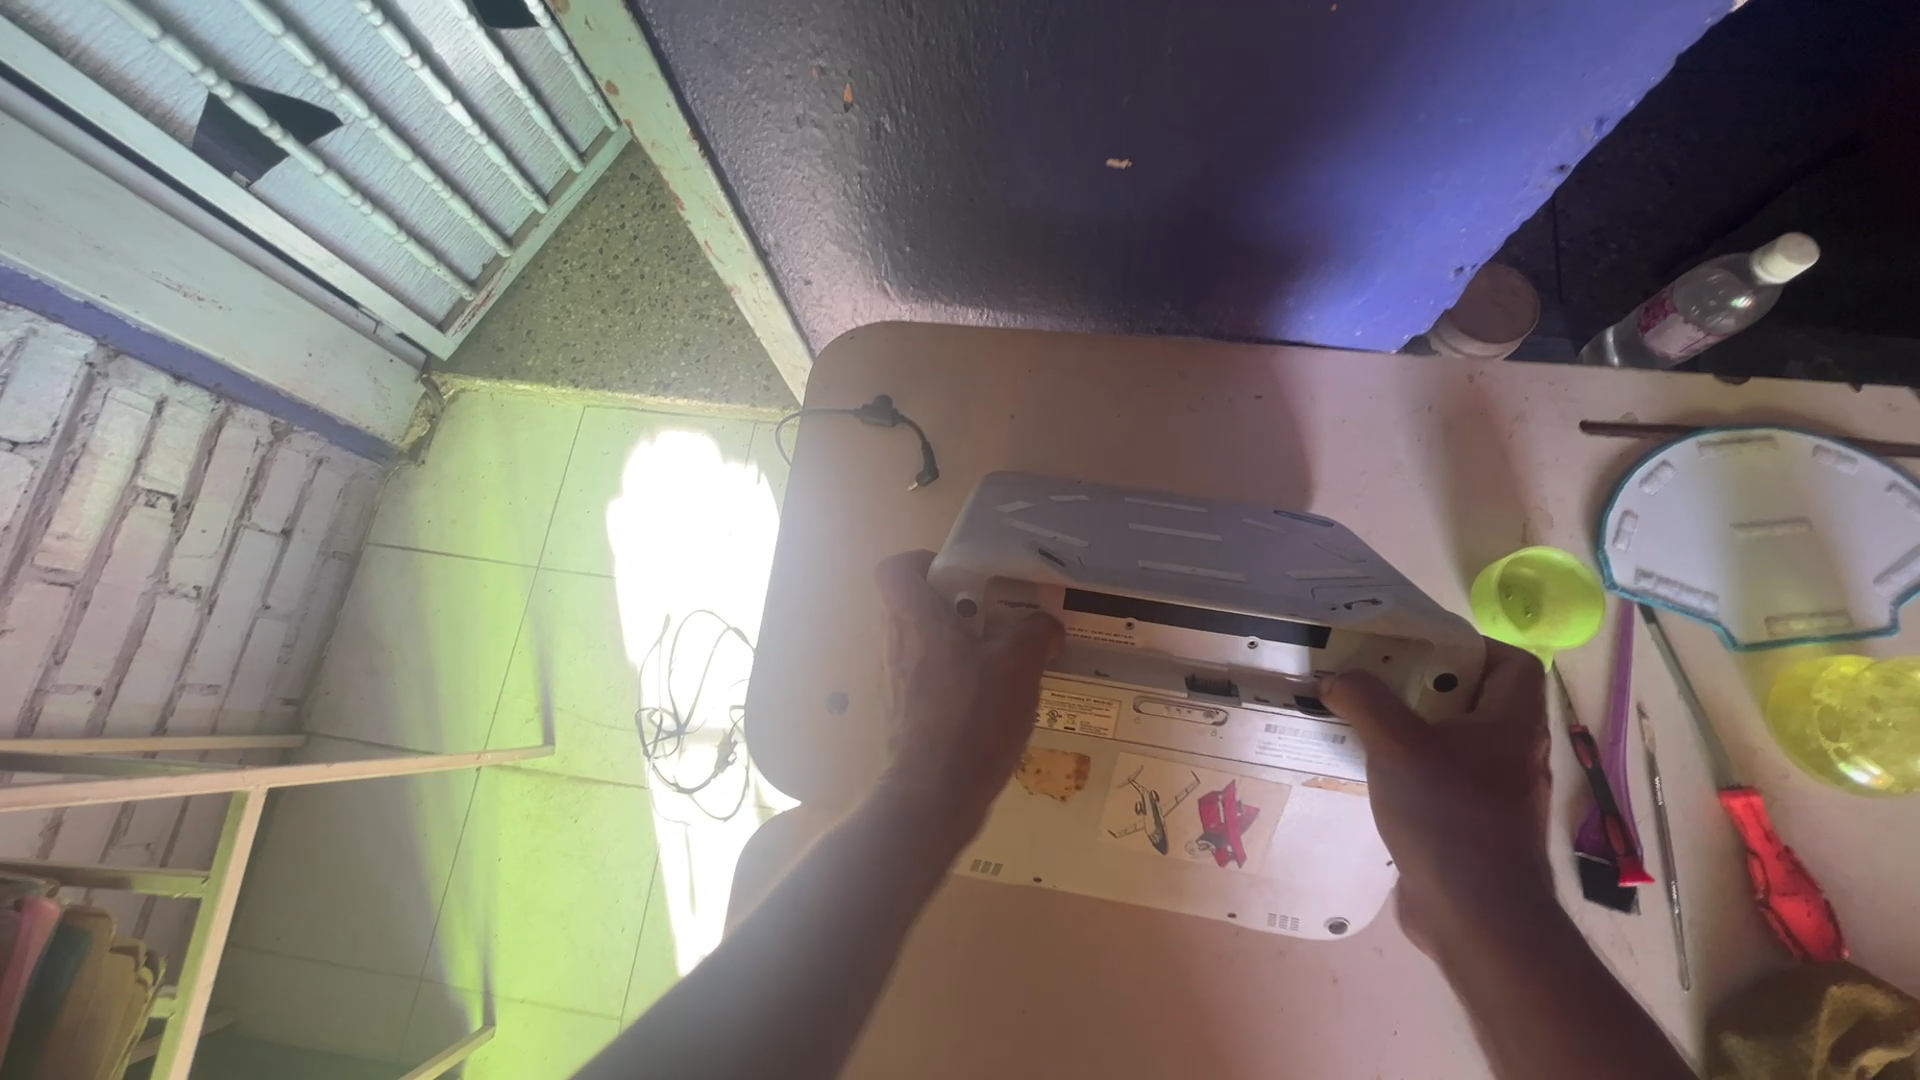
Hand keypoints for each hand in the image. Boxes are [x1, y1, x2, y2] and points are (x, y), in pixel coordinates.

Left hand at [876, 550, 1064, 819]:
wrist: (934, 795)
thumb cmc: (972, 717)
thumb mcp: (1019, 665)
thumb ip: (1035, 633)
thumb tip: (1045, 626)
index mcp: (915, 620)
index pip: (894, 569)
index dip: (922, 562)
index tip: (961, 575)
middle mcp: (896, 645)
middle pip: (914, 605)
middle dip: (956, 605)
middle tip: (997, 616)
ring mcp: (896, 683)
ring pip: (923, 645)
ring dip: (960, 645)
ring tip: (1003, 660)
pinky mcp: (905, 715)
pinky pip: (929, 681)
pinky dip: (957, 680)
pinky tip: (993, 701)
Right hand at [1322, 639, 1552, 950]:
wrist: (1476, 915)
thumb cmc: (1447, 815)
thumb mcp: (1395, 744)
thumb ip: (1363, 700)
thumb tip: (1335, 677)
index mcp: (1512, 725)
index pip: (1514, 664)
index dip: (1474, 646)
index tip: (1420, 646)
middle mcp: (1511, 754)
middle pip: (1476, 700)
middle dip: (1424, 684)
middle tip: (1375, 676)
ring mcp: (1494, 793)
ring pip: (1454, 741)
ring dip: (1411, 725)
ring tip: (1363, 718)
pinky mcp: (1472, 825)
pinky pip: (1441, 777)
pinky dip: (1409, 765)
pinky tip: (1371, 770)